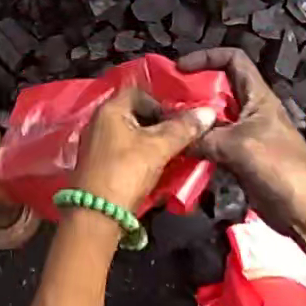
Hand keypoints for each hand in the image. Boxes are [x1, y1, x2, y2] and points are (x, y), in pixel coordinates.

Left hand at [70, 86, 216, 211]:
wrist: (97, 212)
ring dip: (154, 142)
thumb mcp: (158, 148)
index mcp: (109, 109)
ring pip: (133, 133)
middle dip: (161, 125)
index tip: (181, 122)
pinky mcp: (100, 161)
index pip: (139, 93)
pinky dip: (143, 154)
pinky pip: (126, 149)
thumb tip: (208, 111)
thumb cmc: (126, 171)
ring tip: (175, 154)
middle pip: (136, 113)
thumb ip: (182, 129)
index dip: (162, 103)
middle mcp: (100, 120)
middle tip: (183, 139)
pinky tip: (158, 167)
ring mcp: (98, 141)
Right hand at [175, 47, 305, 233]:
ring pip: (210, 117)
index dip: (206, 57)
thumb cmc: (281, 170)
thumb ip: (199, 136)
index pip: (233, 60)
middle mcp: (250, 111)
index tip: (180, 68)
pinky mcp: (239, 157)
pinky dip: (193, 143)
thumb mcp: (236, 146)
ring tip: (164, 123)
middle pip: (216, 88)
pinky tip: (177, 149)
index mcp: (258, 97)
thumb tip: (166, 130)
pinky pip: (210, 142)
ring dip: (189, 120)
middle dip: (189, 90)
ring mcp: (244, 135)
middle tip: (164, 98)